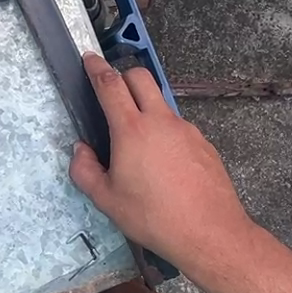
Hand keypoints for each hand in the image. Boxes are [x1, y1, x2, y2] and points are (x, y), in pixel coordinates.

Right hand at [68, 54, 255, 270]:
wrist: (210, 233)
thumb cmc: (155, 217)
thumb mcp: (107, 200)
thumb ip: (85, 170)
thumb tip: (81, 151)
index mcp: (132, 130)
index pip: (110, 85)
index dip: (96, 68)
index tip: (89, 59)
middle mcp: (160, 121)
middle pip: (140, 77)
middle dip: (122, 75)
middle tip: (112, 92)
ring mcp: (185, 129)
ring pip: (160, 102)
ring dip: (145, 106)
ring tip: (137, 141)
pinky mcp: (202, 142)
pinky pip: (178, 125)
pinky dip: (165, 131)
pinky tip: (163, 162)